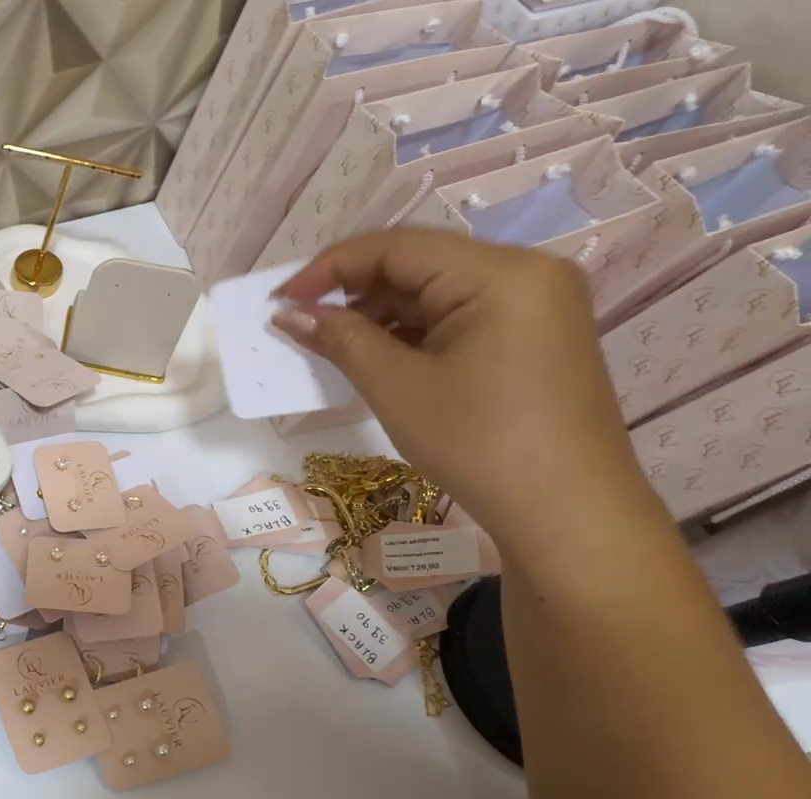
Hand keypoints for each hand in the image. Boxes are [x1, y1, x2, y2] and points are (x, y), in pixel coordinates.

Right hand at [271, 228, 657, 554]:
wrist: (565, 507)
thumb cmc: (477, 442)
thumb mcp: (396, 387)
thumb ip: (341, 339)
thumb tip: (289, 314)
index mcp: (500, 273)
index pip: (396, 247)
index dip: (328, 267)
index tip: (277, 299)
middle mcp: (526, 272)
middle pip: (418, 263)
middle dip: (351, 291)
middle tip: (298, 324)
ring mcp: (535, 303)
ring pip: (435, 291)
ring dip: (377, 313)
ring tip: (329, 346)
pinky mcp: (532, 334)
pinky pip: (457, 315)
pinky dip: (409, 331)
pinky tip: (374, 356)